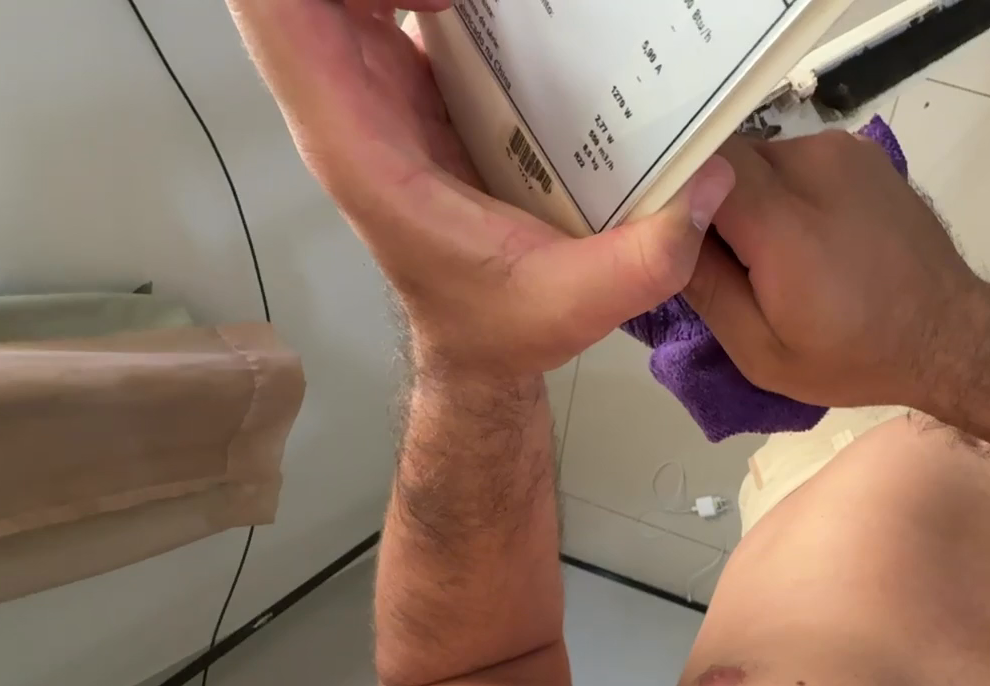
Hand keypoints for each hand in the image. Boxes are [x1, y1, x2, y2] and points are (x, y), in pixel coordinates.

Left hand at [227, 0, 735, 375]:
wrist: (480, 348)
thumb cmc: (504, 330)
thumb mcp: (579, 307)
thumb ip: (647, 260)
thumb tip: (710, 182)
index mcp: (362, 148)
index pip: (279, 5)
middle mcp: (353, 105)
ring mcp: (378, 90)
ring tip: (522, 2)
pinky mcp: (413, 88)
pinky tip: (521, 8)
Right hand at [684, 131, 989, 410]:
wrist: (947, 335)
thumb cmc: (854, 357)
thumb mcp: (764, 352)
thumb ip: (708, 291)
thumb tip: (663, 240)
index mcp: (783, 222)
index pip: (698, 164)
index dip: (672, 194)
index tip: (664, 234)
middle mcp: (813, 165)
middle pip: (727, 160)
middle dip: (710, 205)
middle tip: (721, 263)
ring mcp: (843, 151)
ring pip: (761, 159)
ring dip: (749, 201)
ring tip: (770, 258)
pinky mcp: (862, 153)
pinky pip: (796, 161)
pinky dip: (784, 194)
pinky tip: (804, 241)